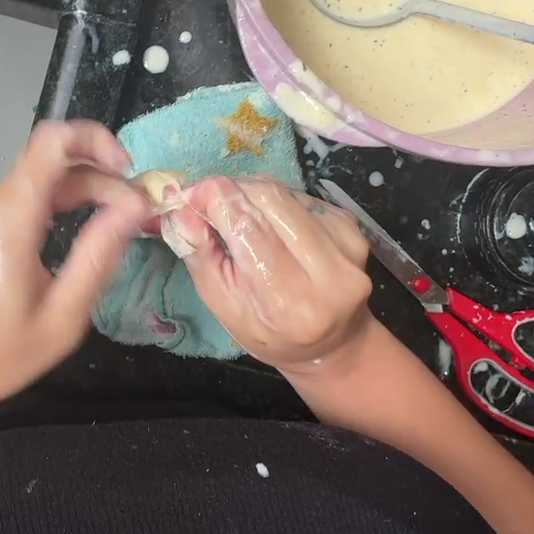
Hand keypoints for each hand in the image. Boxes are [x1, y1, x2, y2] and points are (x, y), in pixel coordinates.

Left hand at [0, 120, 152, 408]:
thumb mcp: (59, 319)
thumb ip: (98, 256)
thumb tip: (136, 206)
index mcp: (8, 217)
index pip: (52, 140)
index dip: (97, 140)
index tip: (131, 173)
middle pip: (55, 162)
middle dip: (102, 181)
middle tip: (138, 218)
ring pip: (42, 181)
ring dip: (84, 195)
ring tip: (116, 229)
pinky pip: (26, 198)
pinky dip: (60, 207)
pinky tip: (81, 237)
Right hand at [171, 176, 375, 374]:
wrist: (333, 342)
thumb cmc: (269, 332)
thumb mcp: (223, 305)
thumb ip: (200, 256)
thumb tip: (180, 209)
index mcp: (289, 302)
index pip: (248, 229)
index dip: (215, 200)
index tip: (189, 195)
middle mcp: (328, 271)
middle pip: (268, 200)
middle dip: (230, 190)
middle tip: (207, 201)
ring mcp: (346, 245)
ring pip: (284, 192)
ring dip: (250, 192)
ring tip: (235, 212)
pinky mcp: (353, 227)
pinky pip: (301, 196)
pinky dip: (274, 201)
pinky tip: (269, 222)